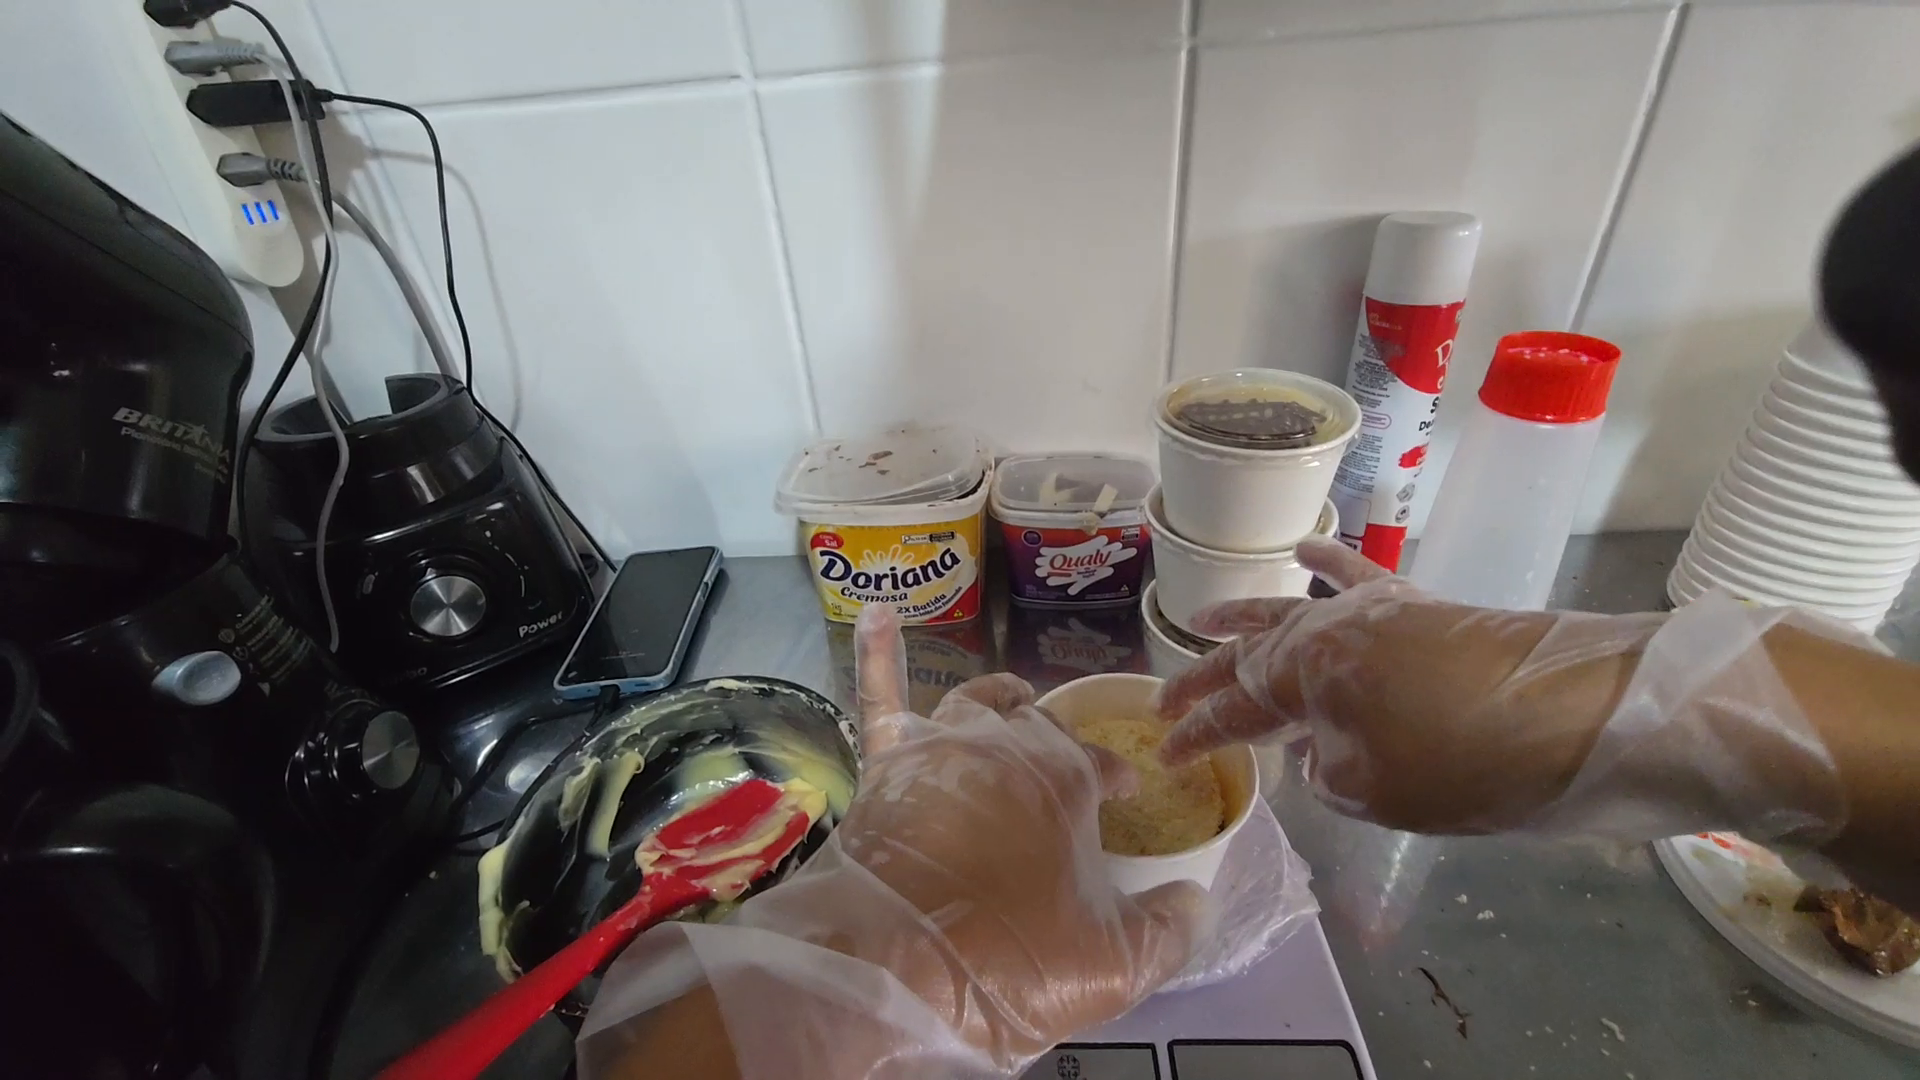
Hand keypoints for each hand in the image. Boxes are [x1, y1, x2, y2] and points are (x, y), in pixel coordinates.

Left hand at [810, 608, 1210, 1068]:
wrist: (897, 973)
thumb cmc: (1011, 961)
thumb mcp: (1115, 964)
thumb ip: (1170, 927)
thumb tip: (1198, 898)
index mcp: (1062, 776)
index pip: (1101, 762)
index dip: (1115, 776)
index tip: (1124, 792)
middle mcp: (1002, 742)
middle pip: (1038, 726)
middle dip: (1058, 742)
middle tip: (1064, 772)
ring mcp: (939, 744)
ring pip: (975, 701)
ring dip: (1000, 699)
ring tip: (1013, 700)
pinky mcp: (885, 761)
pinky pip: (881, 692)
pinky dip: (879, 650)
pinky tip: (879, 613)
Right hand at [1156, 539, 1844, 842]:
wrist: (1593, 709)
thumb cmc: (1474, 761)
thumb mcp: (1382, 791)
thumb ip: (1329, 772)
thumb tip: (1317, 750)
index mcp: (1305, 677)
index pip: (1233, 712)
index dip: (1197, 734)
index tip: (1165, 752)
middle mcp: (1322, 635)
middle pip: (1246, 659)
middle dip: (1202, 683)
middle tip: (1165, 702)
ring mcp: (1368, 613)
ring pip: (1286, 613)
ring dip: (1242, 620)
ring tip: (1205, 620)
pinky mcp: (1413, 606)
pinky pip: (1358, 577)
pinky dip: (1327, 566)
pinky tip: (1305, 553)